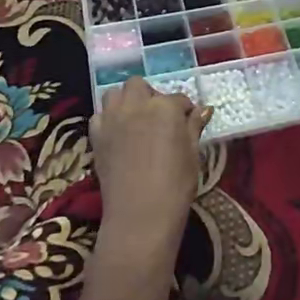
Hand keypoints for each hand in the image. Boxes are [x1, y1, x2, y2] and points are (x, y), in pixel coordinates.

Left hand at [92, 79, 211, 263]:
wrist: (141, 213)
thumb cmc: (176, 185)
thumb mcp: (192, 154)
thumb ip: (194, 127)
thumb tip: (203, 110)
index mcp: (164, 107)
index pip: (179, 99)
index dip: (185, 110)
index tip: (188, 122)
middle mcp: (135, 105)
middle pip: (140, 86)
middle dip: (150, 96)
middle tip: (158, 117)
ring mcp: (112, 118)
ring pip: (114, 94)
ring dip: (126, 101)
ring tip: (135, 120)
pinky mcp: (96, 135)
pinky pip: (99, 116)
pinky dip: (108, 119)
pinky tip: (117, 134)